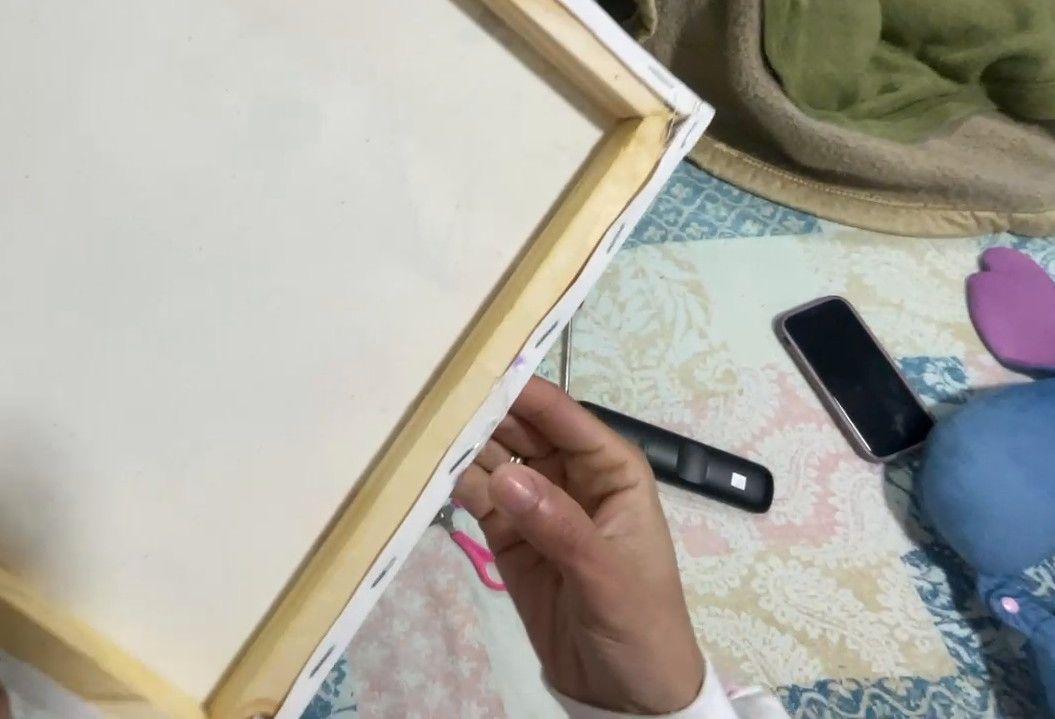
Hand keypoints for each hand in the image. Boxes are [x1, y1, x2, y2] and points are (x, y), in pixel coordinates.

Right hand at [453, 378, 704, 714]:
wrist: (624, 697)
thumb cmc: (640, 626)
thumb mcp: (609, 578)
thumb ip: (559, 526)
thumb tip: (504, 477)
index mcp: (607, 467)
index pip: (560, 414)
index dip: (520, 389)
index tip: (473, 369)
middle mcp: (566, 470)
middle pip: (517, 425)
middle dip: (479, 412)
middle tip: (429, 400)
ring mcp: (531, 497)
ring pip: (490, 453)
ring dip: (457, 443)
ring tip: (414, 429)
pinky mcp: (503, 526)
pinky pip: (474, 491)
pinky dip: (450, 479)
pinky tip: (420, 467)